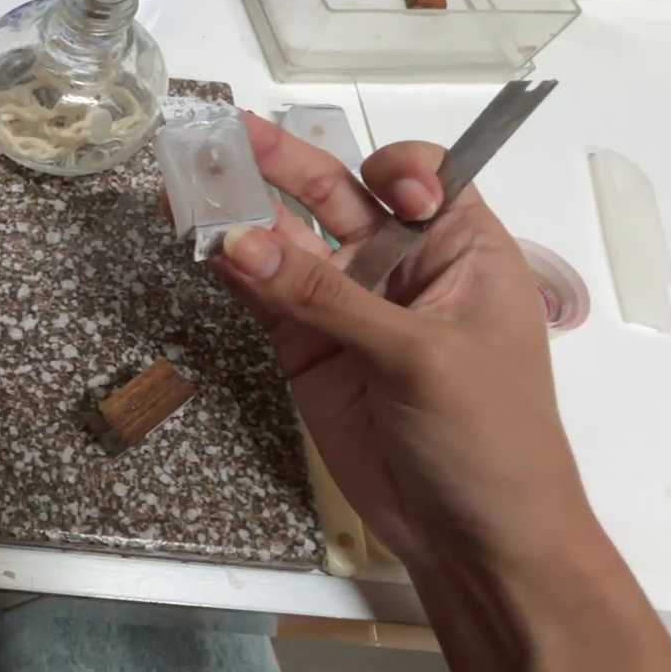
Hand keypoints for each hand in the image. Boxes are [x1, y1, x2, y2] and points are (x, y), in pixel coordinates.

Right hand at [210, 113, 590, 571]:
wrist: (466, 535)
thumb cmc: (485, 435)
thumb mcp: (417, 356)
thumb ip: (323, 298)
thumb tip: (232, 243)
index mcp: (460, 253)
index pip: (427, 178)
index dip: (396, 171)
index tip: (383, 196)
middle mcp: (396, 268)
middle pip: (335, 198)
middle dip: (284, 165)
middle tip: (225, 136)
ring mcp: (342, 307)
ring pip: (284, 245)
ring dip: (238, 215)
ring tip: (185, 185)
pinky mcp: (301, 345)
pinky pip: (261, 295)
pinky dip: (228, 271)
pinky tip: (196, 242)